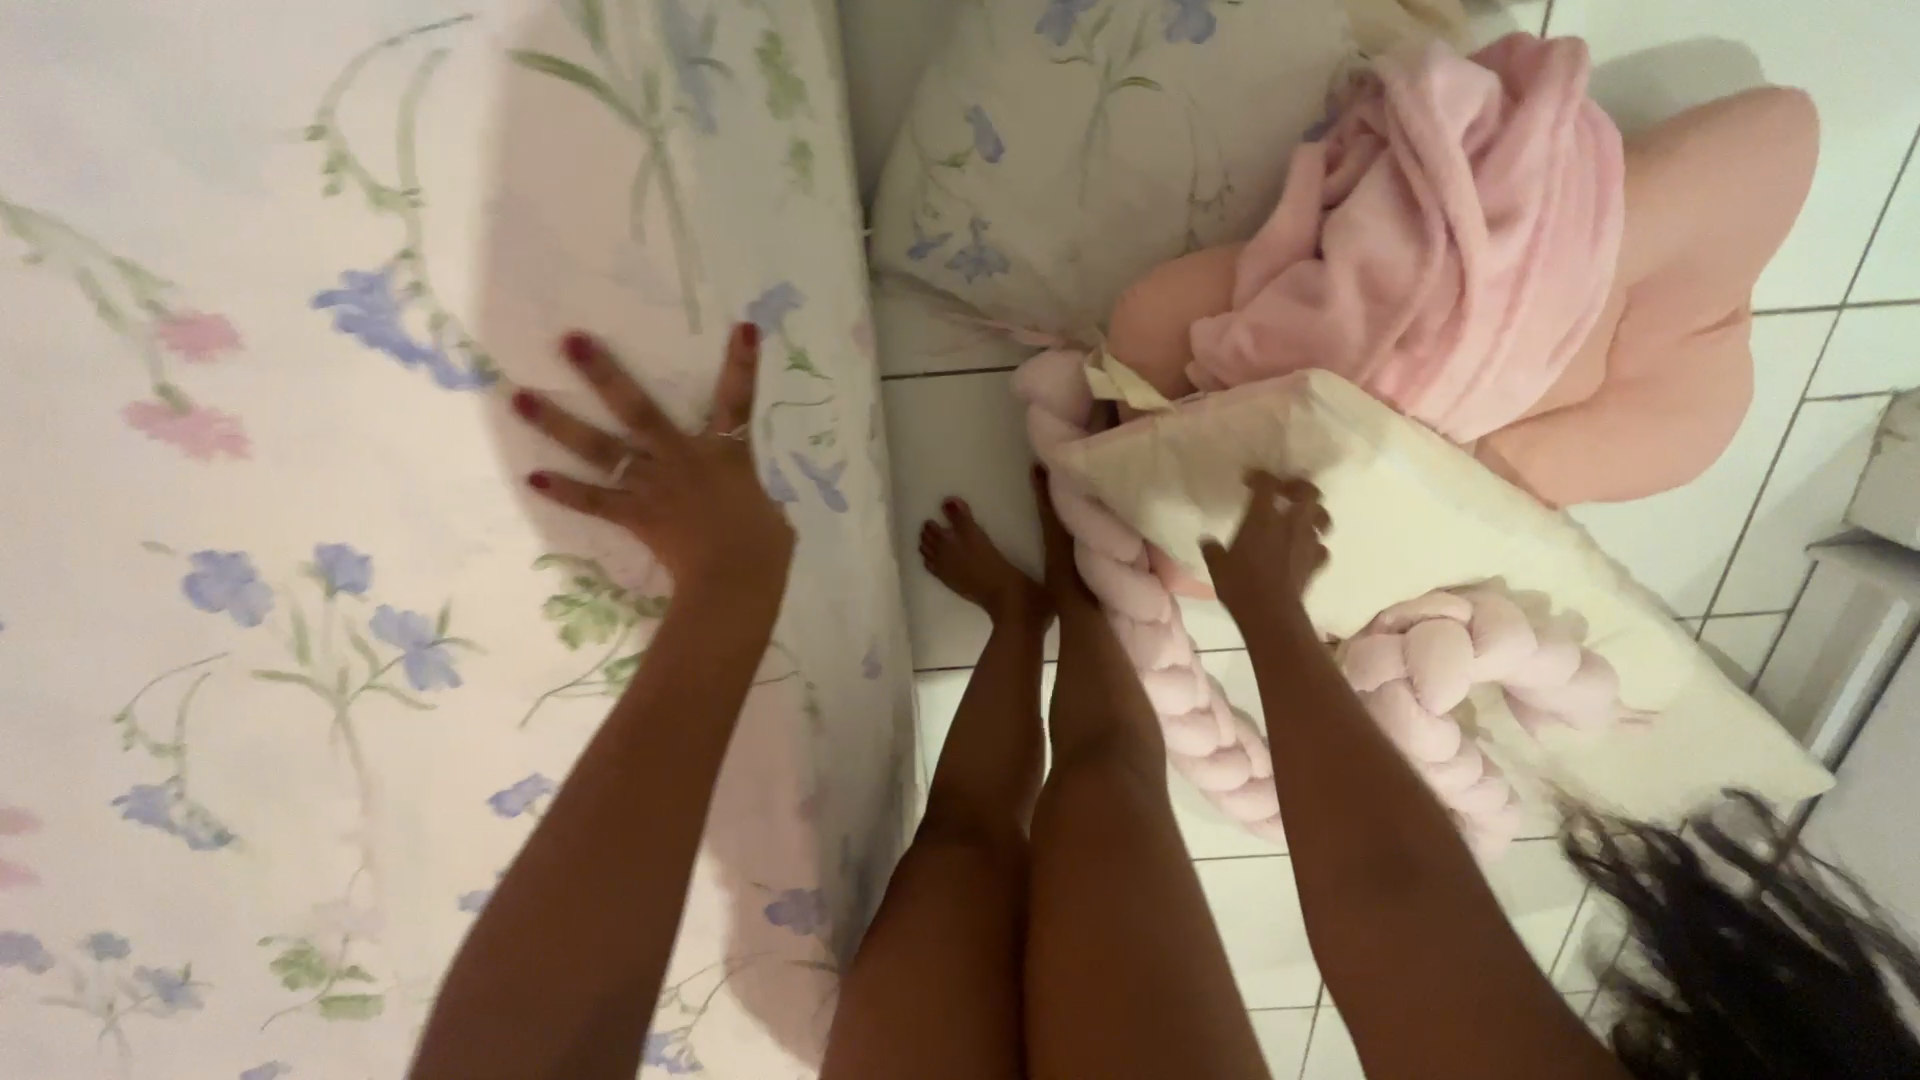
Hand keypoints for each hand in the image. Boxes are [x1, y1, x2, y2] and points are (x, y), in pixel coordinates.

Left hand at [512, 323, 795, 595]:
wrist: (736, 579)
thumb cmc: (764, 548)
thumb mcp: (770, 515)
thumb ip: (754, 499)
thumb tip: (752, 505)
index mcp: (726, 455)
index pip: (739, 401)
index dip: (743, 363)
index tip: (740, 326)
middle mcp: (682, 458)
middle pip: (637, 409)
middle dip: (604, 374)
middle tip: (571, 341)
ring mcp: (653, 484)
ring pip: (599, 448)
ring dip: (557, 423)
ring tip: (518, 397)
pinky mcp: (634, 515)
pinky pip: (594, 500)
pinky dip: (565, 491)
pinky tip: (533, 478)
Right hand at [1201, 472, 1330, 629]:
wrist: (1271, 614)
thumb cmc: (1240, 585)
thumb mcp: (1218, 566)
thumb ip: (1213, 550)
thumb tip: (1207, 542)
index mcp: (1262, 517)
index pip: (1267, 483)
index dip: (1260, 477)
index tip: (1250, 480)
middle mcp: (1290, 523)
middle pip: (1308, 492)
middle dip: (1299, 487)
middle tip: (1287, 492)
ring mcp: (1309, 542)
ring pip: (1322, 518)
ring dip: (1314, 515)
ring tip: (1303, 519)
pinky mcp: (1317, 562)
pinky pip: (1322, 548)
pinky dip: (1315, 546)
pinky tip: (1305, 551)